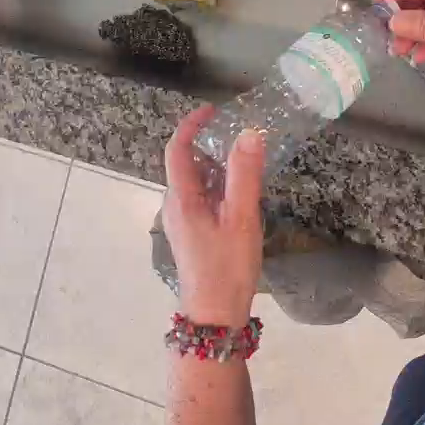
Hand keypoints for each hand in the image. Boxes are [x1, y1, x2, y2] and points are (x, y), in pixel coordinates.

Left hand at [162, 106, 265, 327]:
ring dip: (218, 168)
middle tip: (241, 135)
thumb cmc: (226, 266)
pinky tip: (243, 195)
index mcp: (181, 198)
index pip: (178, 150)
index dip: (191, 125)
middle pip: (188, 164)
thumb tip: (249, 133)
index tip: (213, 110)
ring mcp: (183, 222)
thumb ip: (245, 175)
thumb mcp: (241, 218)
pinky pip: (203, 200)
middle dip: (211, 145)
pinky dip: (220, 187)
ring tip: (248, 161)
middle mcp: (175, 206)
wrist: (215, 315)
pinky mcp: (193, 235)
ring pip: (197, 183)